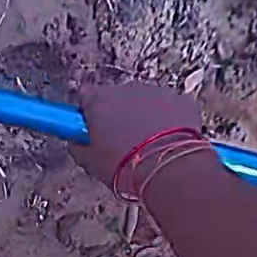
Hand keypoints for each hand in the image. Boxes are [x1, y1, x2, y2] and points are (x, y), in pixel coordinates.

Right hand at [70, 81, 205, 190]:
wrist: (166, 167)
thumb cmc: (122, 164)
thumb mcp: (88, 161)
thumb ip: (78, 145)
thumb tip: (76, 141)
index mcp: (99, 101)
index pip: (83, 97)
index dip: (84, 113)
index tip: (85, 127)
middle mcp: (126, 89)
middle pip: (114, 97)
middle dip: (113, 114)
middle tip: (114, 142)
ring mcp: (155, 91)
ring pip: (141, 101)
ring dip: (138, 116)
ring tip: (140, 145)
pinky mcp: (179, 99)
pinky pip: (166, 106)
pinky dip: (163, 119)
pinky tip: (161, 141)